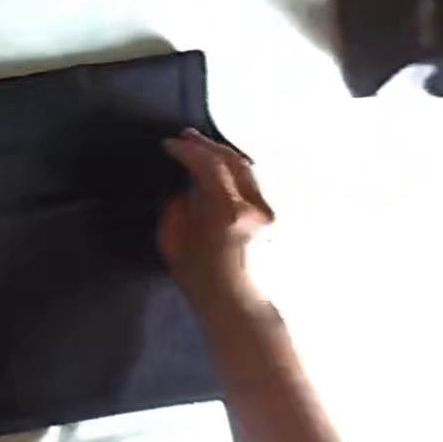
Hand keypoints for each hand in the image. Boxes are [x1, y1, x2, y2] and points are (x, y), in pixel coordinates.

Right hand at [158, 129, 273, 310]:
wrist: (239, 304)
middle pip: (235, 160)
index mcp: (228, 213)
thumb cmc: (203, 281)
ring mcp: (269, 212)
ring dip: (224, 155)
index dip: (187, 150)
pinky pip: (254, 184)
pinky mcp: (273, 218)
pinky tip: (222, 172)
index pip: (209, 166)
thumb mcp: (174, 244)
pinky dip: (235, 172)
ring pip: (249, 169)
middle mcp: (256, 208)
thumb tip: (184, 193)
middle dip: (208, 145)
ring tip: (203, 149)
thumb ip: (178, 211)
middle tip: (187, 137)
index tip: (169, 144)